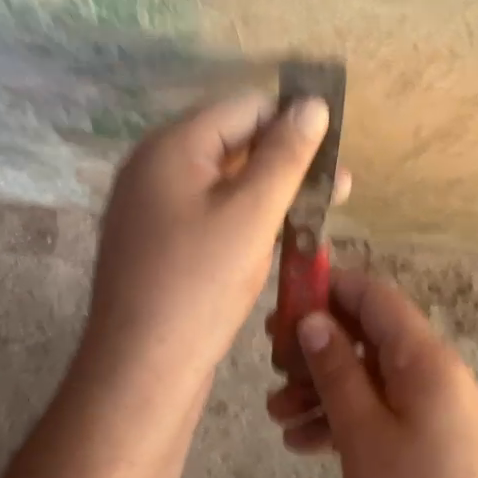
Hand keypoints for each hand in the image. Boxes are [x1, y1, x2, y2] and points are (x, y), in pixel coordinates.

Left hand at [82, 92, 347, 385]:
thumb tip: (312, 103)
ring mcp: (151, 205)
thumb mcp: (251, 215)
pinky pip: (208, 211)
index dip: (292, 122)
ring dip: (270, 192)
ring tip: (318, 216)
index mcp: (170, 145)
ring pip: (224, 180)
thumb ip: (285, 156)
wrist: (138, 374)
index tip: (335, 154)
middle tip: (339, 189)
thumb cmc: (198, 286)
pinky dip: (244, 217)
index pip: (244, 108)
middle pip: (232, 141)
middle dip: (286, 161)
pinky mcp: (157, 241)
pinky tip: (278, 238)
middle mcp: (154, 165)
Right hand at [266, 269, 477, 477]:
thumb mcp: (362, 433)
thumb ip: (335, 369)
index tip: (284, 298)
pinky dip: (342, 420)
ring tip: (276, 413)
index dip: (330, 287)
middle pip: (368, 337)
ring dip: (321, 389)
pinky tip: (303, 442)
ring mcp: (434, 412)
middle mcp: (435, 375)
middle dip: (317, 347)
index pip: (376, 296)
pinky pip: (380, 413)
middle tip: (272, 361)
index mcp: (428, 359)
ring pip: (369, 379)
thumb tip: (312, 317)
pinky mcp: (429, 445)